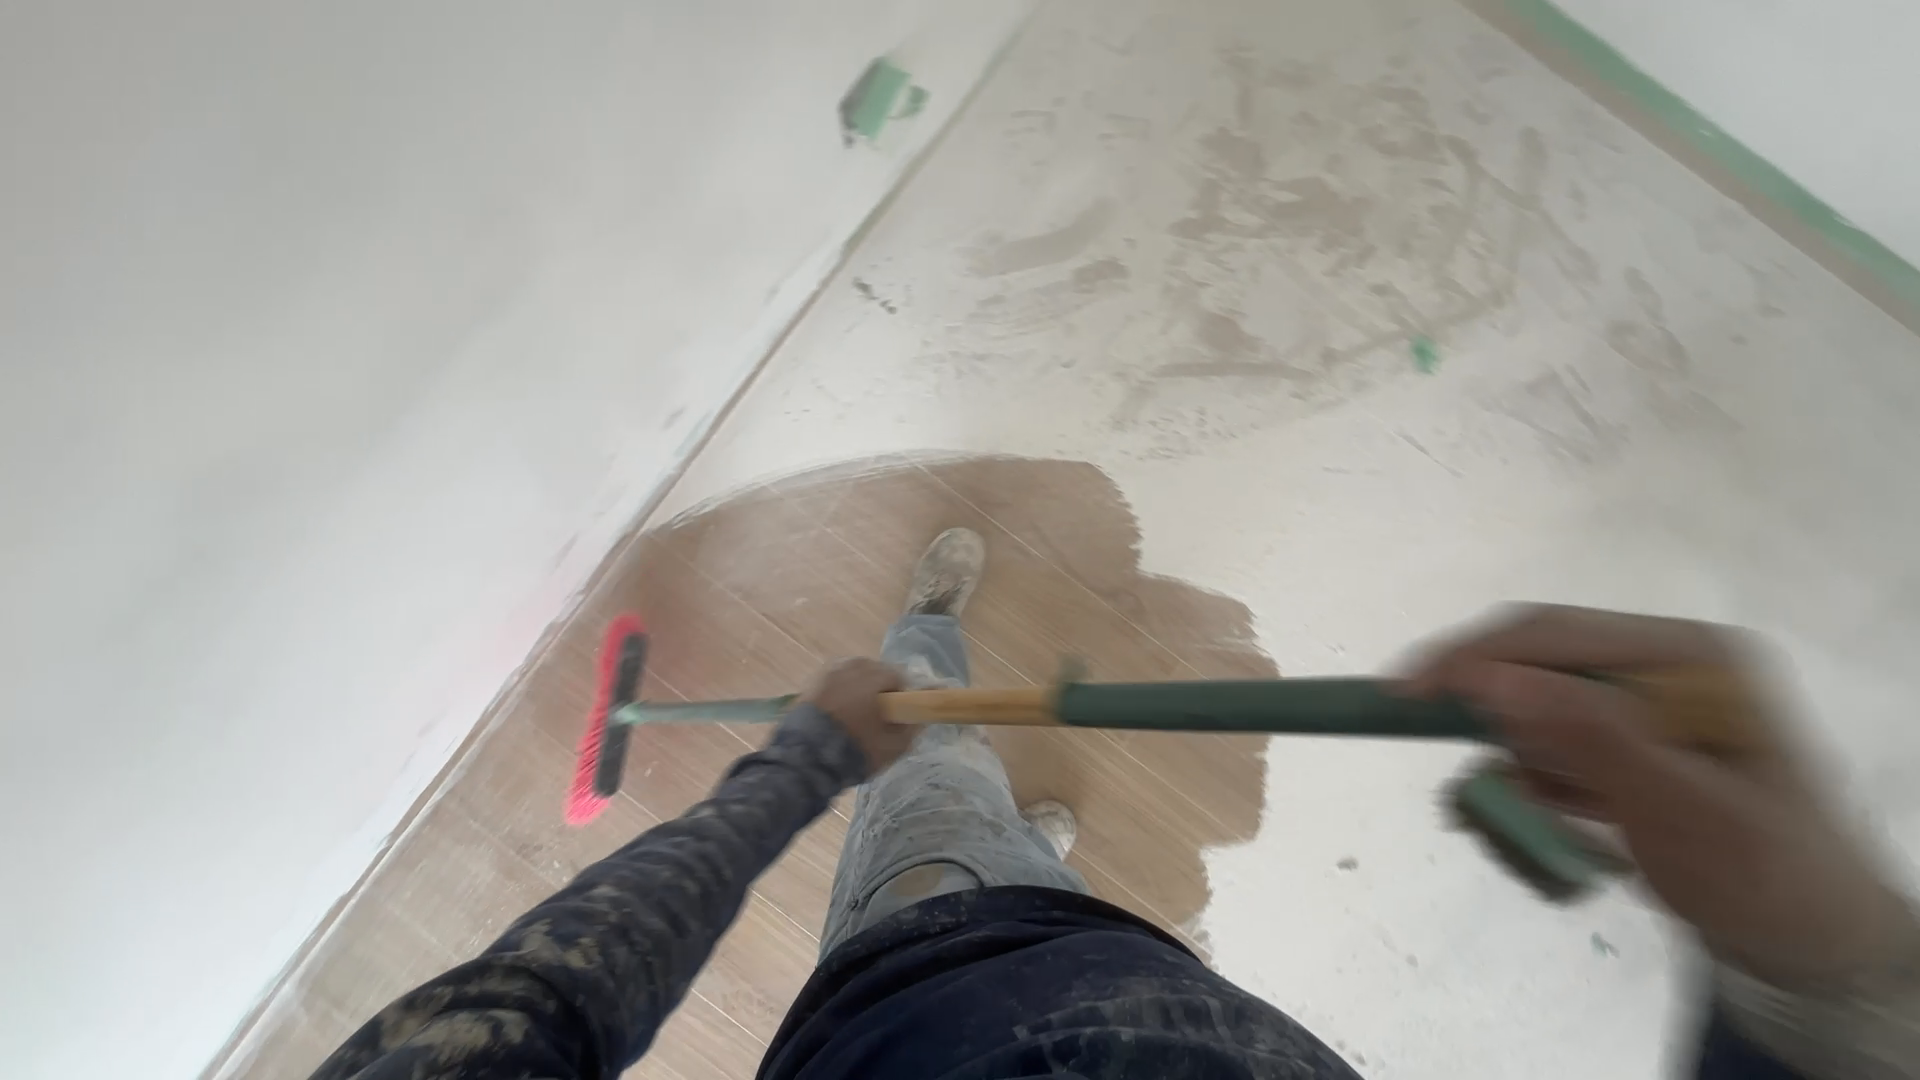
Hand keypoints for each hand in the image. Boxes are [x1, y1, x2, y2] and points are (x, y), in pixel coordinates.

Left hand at [802, 658, 913, 775]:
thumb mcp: (892, 747)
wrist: (805, 760)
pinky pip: (834, 682)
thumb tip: (921, 717)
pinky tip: (838, 713)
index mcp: (873, 676)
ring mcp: (828, 673)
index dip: (901, 695)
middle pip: (874, 671)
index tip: (898, 715)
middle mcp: (851, 666)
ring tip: (856, 714)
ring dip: (859, 688)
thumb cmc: (854, 750)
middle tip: (878, 715)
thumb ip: (912, 729)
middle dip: (879, 689)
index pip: (898, 676)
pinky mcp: (811, 683)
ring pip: (853, 674)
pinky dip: (840, 692)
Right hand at [1406, 603, 1912, 987]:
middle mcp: (1660, 660)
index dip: (1470, 656)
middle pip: (1530, 652)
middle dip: (1479, 699)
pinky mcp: (1617, 728)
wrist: (1808, 944)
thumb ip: (1588, 736)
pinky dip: (1521, 767)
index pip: (1551, 632)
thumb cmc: (1761, 877)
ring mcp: (1637, 693)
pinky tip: (1542, 807)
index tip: (1404, 692)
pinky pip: (1538, 730)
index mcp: (1690, 656)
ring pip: (1525, 692)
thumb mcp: (1682, 810)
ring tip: (1529, 804)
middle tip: (1416, 722)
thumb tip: (1489, 679)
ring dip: (1504, 744)